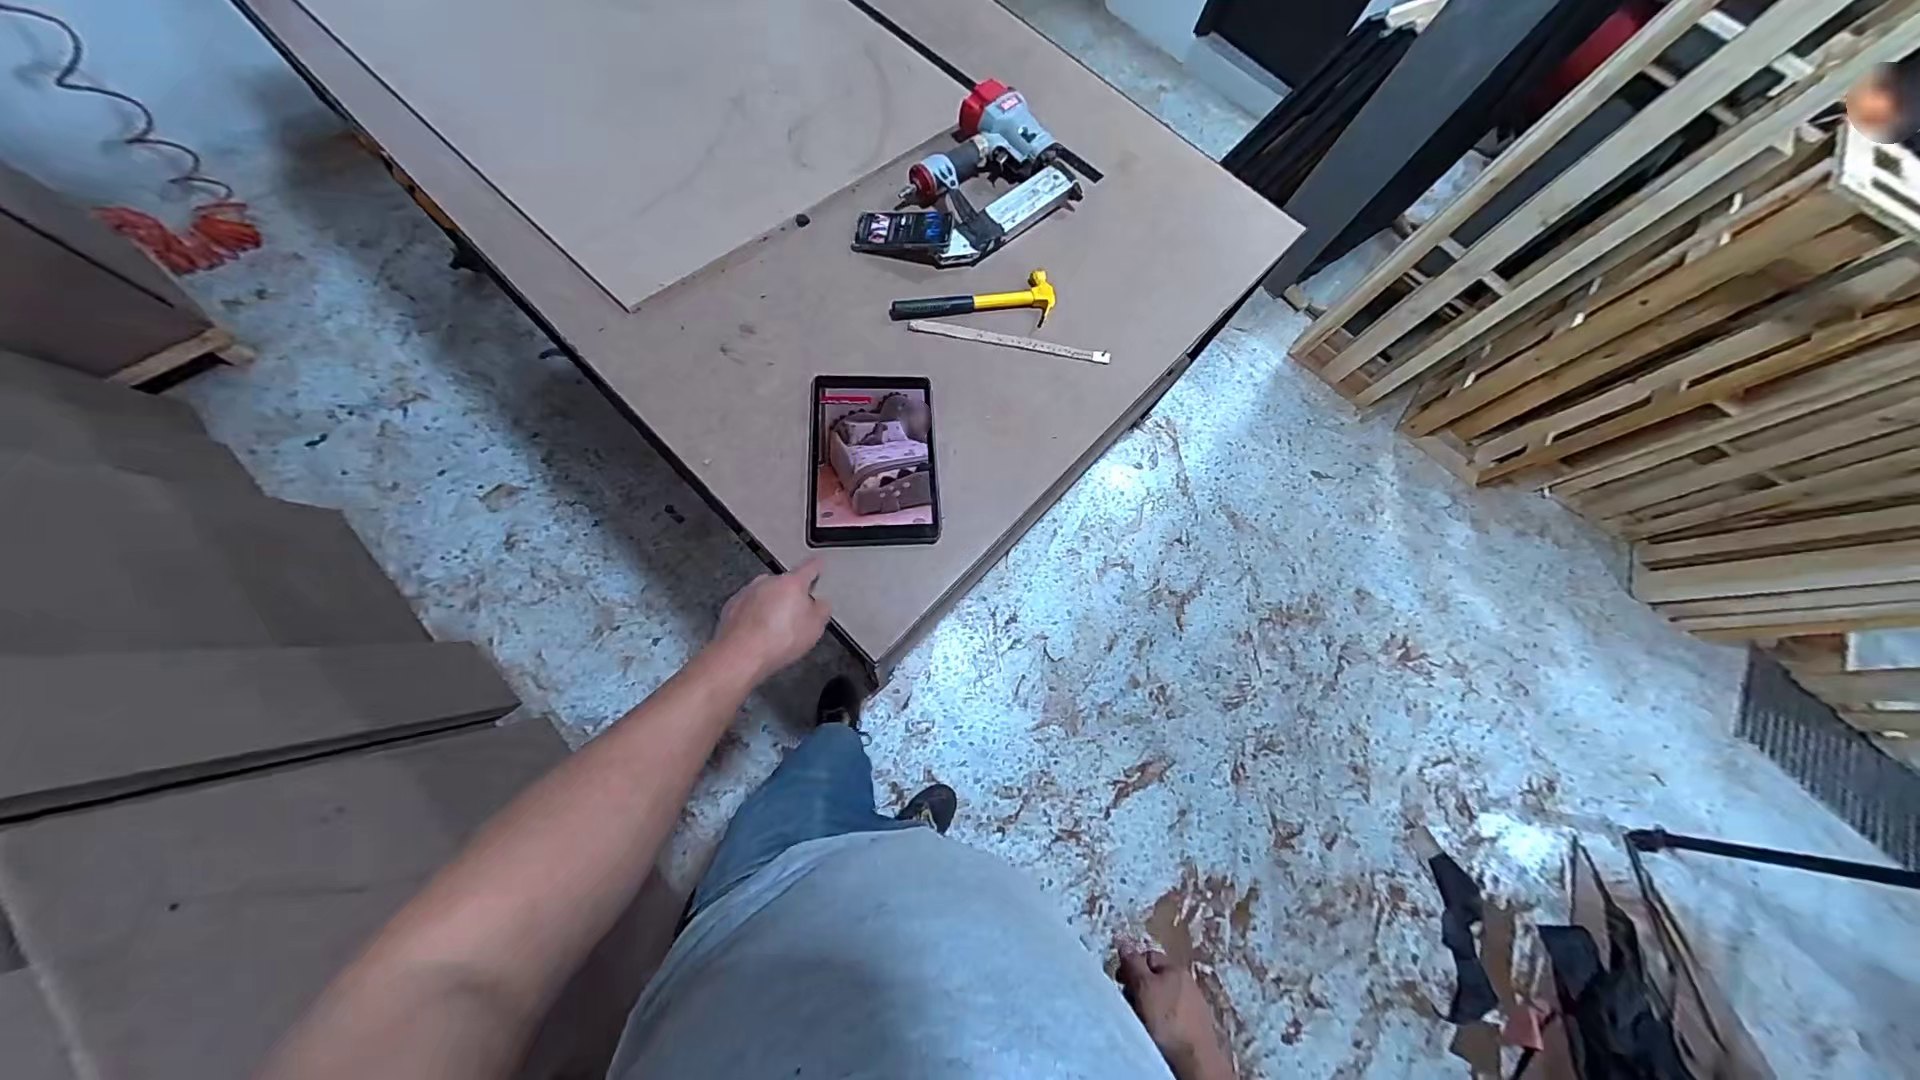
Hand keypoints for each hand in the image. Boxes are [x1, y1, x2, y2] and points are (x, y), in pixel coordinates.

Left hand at [711, 559, 831, 682]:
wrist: (741, 654)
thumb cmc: (780, 639)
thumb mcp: (815, 627)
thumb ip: (822, 609)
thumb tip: (821, 603)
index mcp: (792, 582)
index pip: (809, 567)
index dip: (817, 566)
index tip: (818, 565)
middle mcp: (768, 581)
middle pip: (786, 583)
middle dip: (792, 596)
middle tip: (797, 616)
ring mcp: (747, 592)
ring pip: (766, 594)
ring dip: (772, 605)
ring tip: (775, 629)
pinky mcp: (732, 606)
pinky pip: (750, 606)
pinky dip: (755, 615)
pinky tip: (758, 632)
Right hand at [1117, 943, 1235, 1079]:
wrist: (1196, 1061)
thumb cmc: (1167, 1020)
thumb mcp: (1143, 987)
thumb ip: (1133, 963)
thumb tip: (1122, 940)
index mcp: (1175, 968)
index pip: (1147, 956)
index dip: (1131, 967)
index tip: (1121, 983)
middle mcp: (1188, 982)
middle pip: (1156, 977)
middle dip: (1141, 988)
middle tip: (1132, 1003)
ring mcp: (1196, 1005)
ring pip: (1165, 998)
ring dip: (1153, 1005)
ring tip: (1145, 1020)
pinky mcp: (1199, 1027)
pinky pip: (1175, 1016)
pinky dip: (1165, 1021)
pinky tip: (1161, 1032)